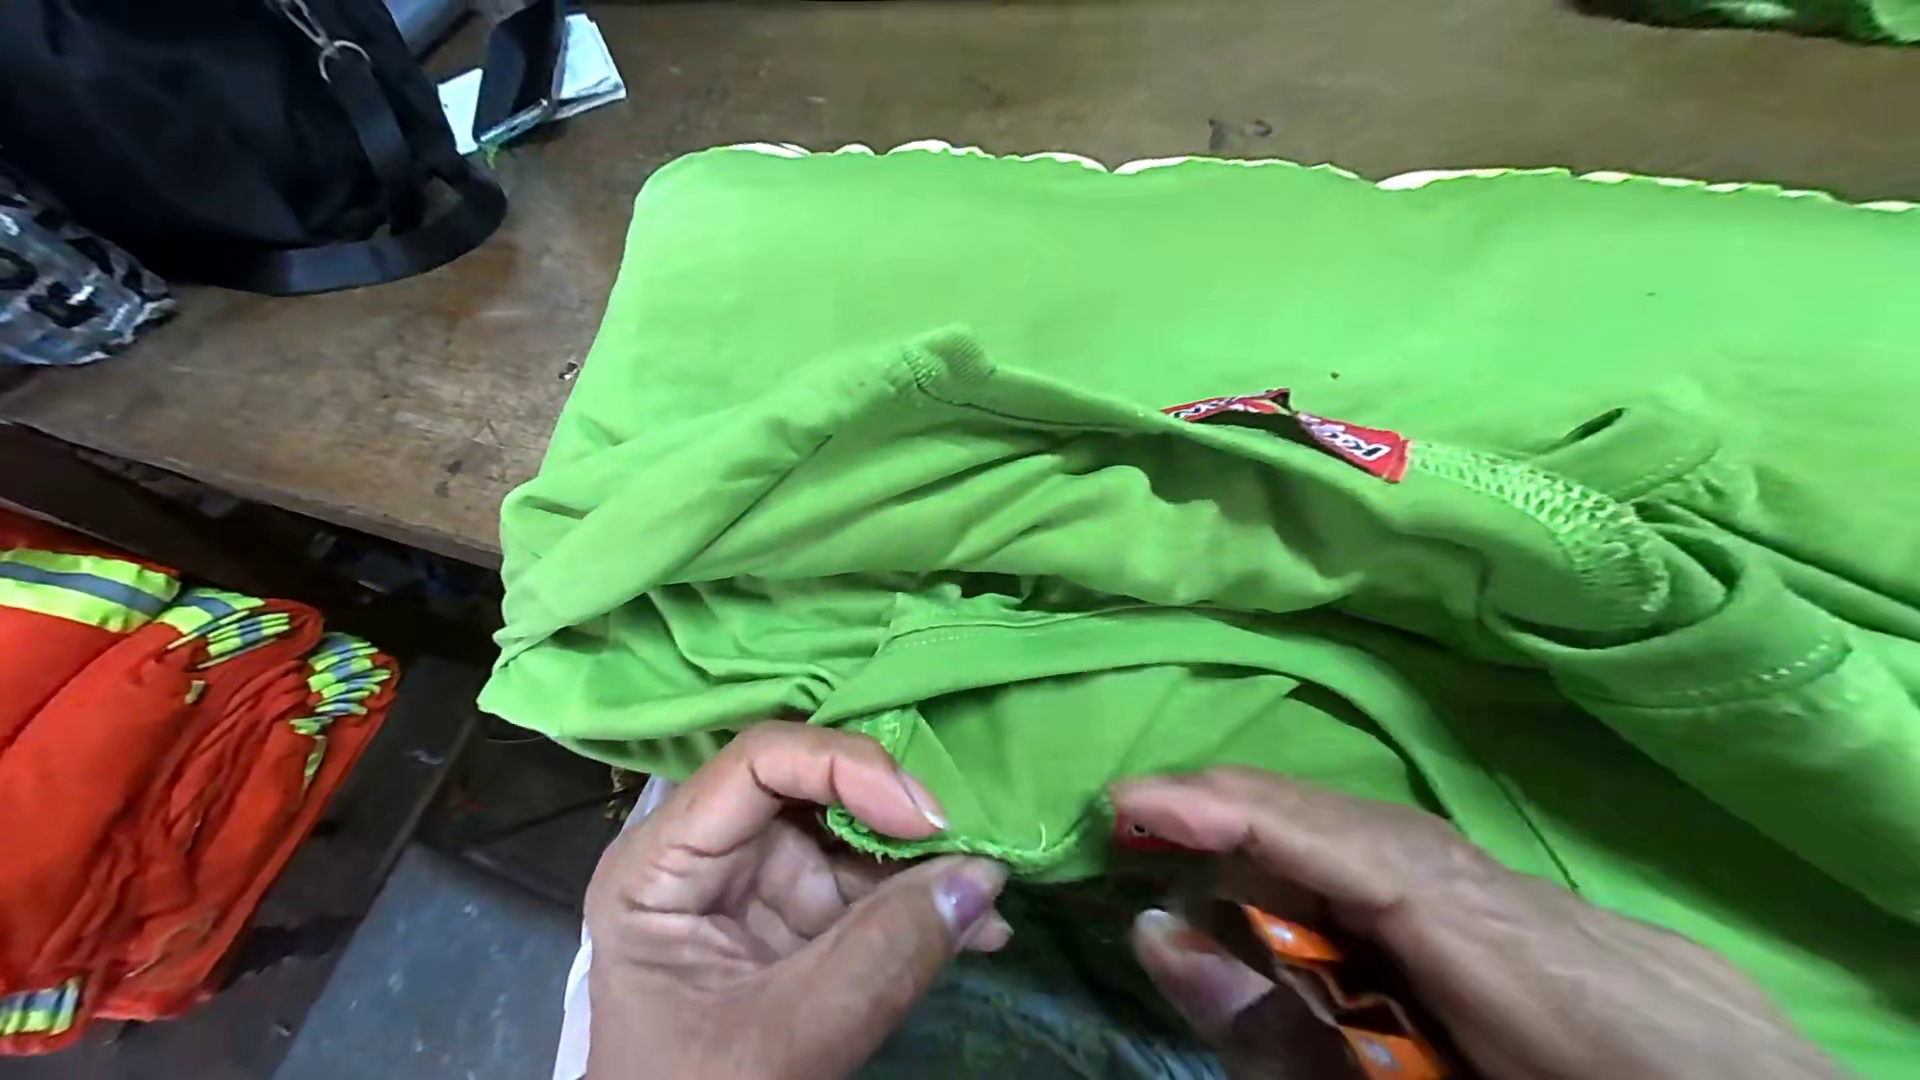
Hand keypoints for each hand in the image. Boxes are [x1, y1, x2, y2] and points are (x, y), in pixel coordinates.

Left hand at [583, 721, 1010, 1079]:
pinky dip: (923, 898)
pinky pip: (869, 880)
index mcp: (666, 860)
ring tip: (988, 888)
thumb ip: (882, 957)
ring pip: (853, 827)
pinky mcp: (800, 907)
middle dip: (895, 808)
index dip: (846, 766)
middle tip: (965, 843)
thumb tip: (982, 876)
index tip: (922, 819)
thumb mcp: (782, 1043)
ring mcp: (761, 875)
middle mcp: (714, 846)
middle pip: (812, 784)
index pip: (760, 761)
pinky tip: (977, 924)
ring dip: (923, 857)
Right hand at [1111, 768, 1838, 1079]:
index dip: (1247, 816)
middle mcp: (1582, 934)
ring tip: (1192, 853)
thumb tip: (1159, 930)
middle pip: (1379, 834)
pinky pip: (1426, 881)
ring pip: (1397, 848)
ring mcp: (1591, 932)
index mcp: (1571, 996)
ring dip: (1284, 849)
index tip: (1133, 804)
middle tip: (1137, 823)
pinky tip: (1293, 905)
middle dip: (1245, 819)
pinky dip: (1337, 882)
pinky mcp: (1583, 945)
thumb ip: (1283, 1047)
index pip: (1379, 856)